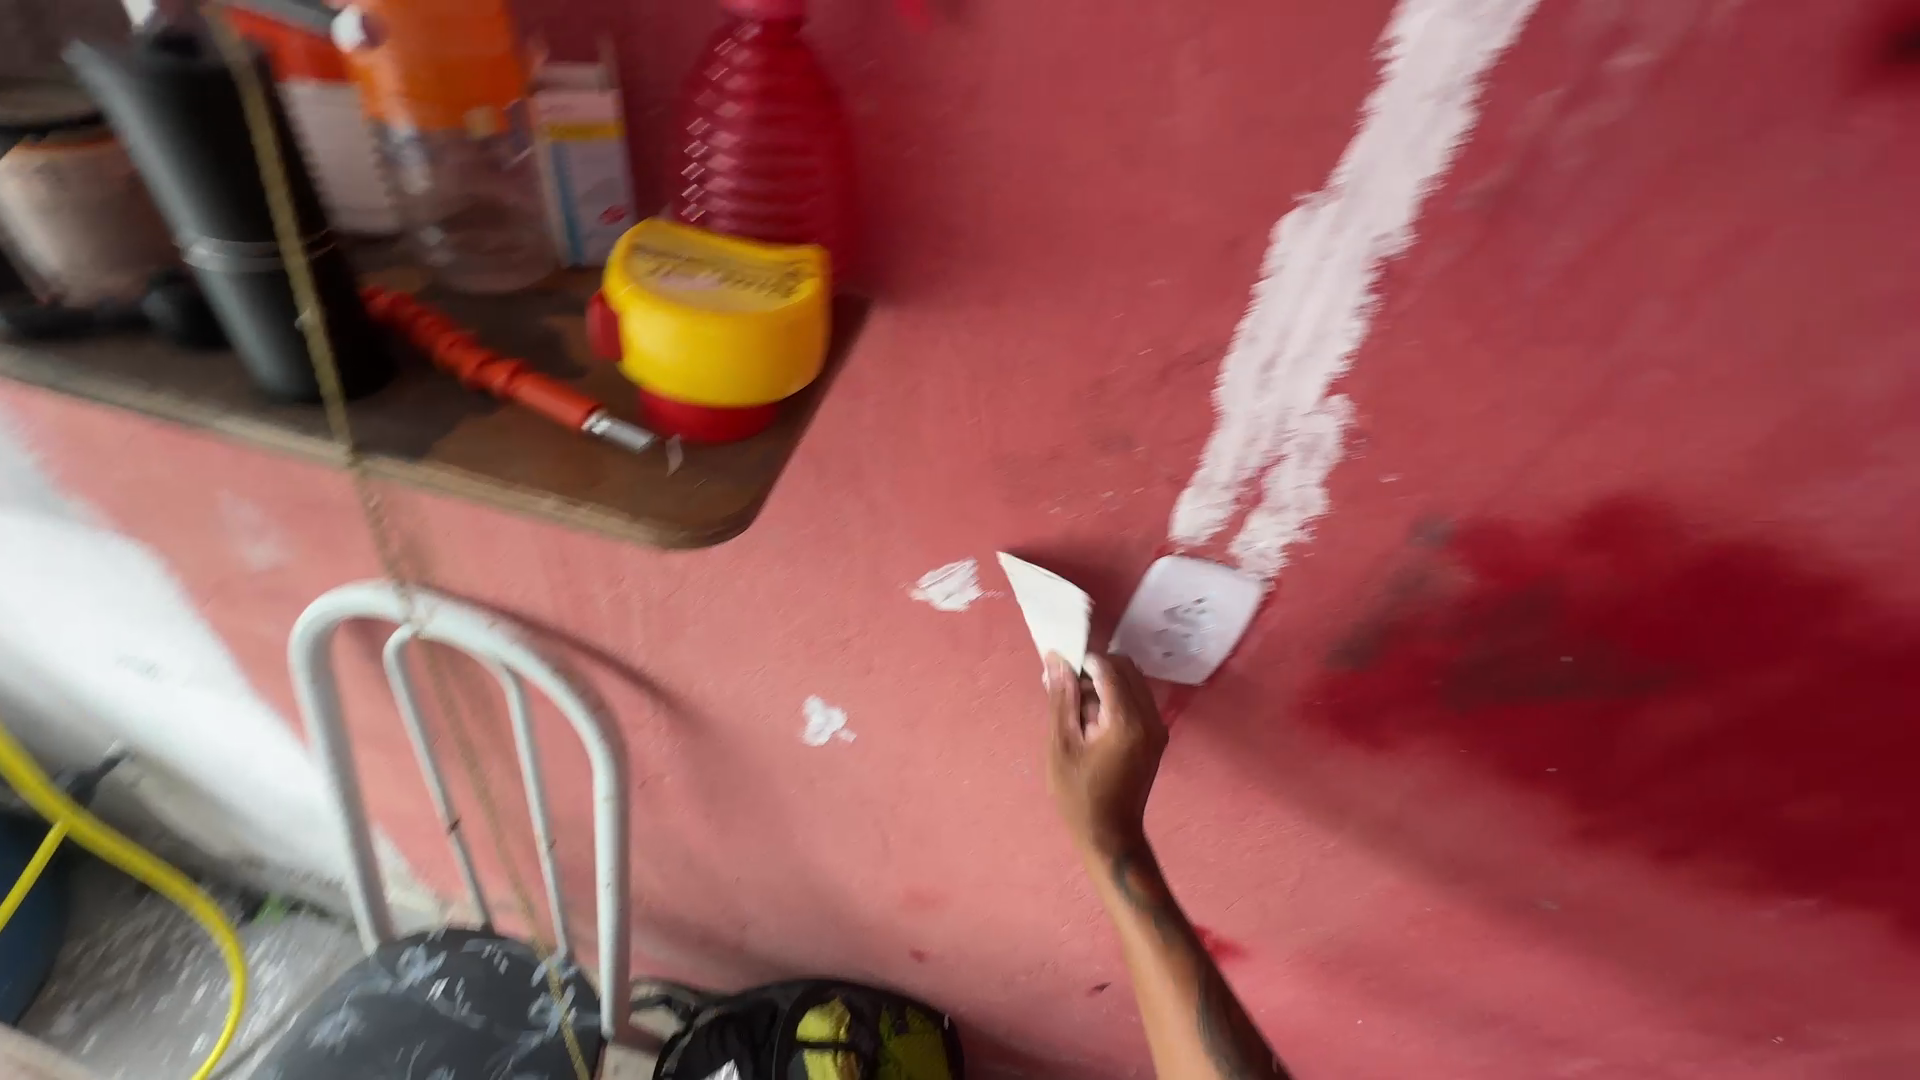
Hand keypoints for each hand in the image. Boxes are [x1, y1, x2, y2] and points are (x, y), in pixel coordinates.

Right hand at [1046, 651, 1168, 860]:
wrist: (1110, 834)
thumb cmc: (1078, 794)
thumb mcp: (1062, 745)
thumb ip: (1062, 698)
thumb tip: (1056, 659)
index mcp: (1127, 721)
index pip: (1108, 668)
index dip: (1082, 662)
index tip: (1059, 672)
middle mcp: (1150, 718)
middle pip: (1125, 668)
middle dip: (1095, 669)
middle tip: (1068, 692)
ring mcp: (1158, 726)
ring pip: (1133, 680)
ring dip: (1105, 682)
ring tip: (1078, 708)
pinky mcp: (1157, 734)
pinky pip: (1137, 698)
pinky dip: (1115, 696)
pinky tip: (1093, 719)